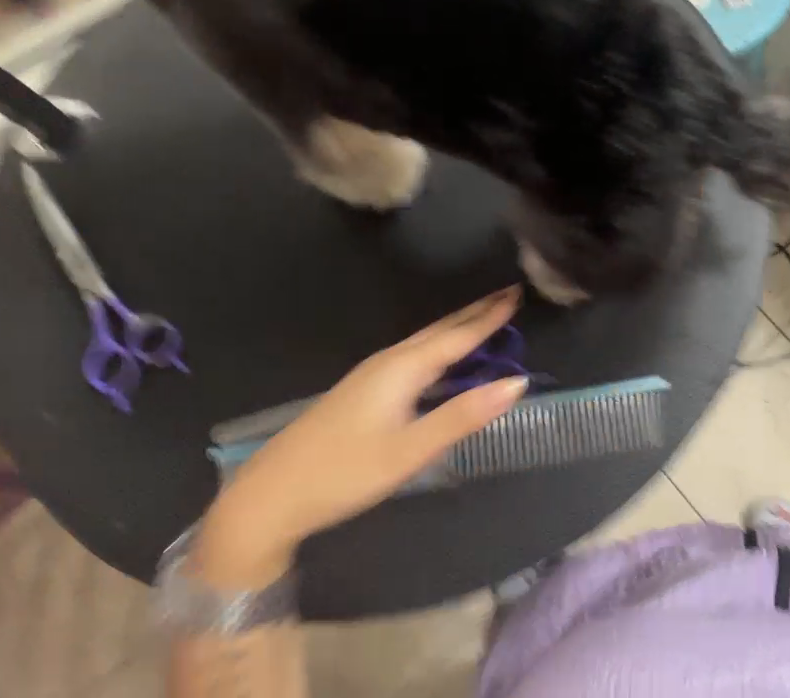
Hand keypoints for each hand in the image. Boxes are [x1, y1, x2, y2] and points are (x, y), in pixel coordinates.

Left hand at [197, 286, 529, 588]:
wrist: (271, 496)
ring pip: (425, 342)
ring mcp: (371, 375)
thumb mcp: (411, 450)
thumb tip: (517, 382)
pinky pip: (414, 356)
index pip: (458, 336)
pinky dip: (440, 348)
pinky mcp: (362, 392)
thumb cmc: (345, 473)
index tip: (518, 293)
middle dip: (476, 313)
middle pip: (440, 331)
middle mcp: (388, 362)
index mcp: (403, 369)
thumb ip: (463, 415)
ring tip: (486, 318)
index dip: (490, 317)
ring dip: (458, 328)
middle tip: (510, 294)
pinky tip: (443, 359)